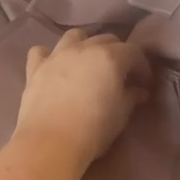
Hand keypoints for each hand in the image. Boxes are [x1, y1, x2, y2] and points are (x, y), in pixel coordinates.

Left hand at [12, 29, 151, 167]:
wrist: (50, 143)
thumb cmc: (93, 129)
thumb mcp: (121, 114)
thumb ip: (131, 96)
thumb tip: (139, 91)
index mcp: (109, 57)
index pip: (134, 52)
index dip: (142, 66)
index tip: (144, 83)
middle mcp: (83, 48)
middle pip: (106, 39)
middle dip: (118, 53)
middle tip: (120, 75)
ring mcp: (56, 56)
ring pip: (74, 36)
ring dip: (85, 44)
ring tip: (88, 63)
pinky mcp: (35, 69)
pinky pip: (41, 51)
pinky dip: (50, 56)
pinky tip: (54, 68)